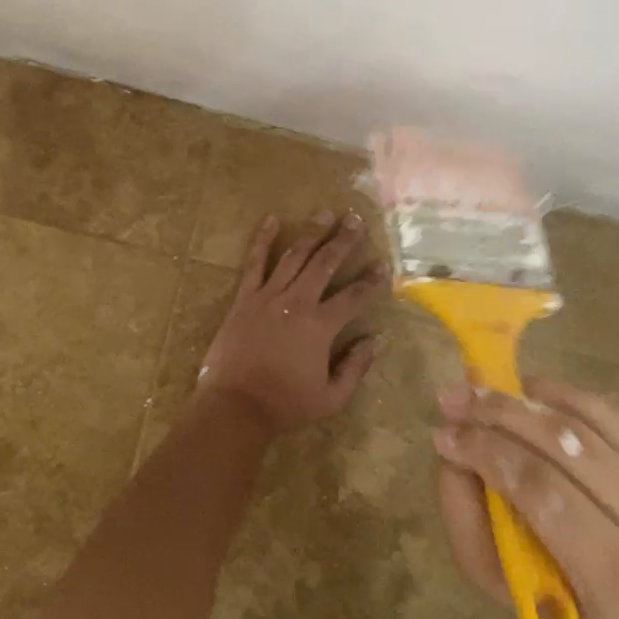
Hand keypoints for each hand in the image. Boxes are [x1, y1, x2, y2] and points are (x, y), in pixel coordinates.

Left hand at [196, 210, 386, 433]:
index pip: (353, 297)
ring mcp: (268, 296)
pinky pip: (255, 263)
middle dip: (343, 241)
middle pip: (324, 264)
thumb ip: (355, 367)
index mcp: (320, 327)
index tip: (383, 266)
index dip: (371, 281)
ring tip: (325, 213)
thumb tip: (375, 339)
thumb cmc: (284, 405)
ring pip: (294, 256)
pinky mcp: (244, 298)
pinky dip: (263, 240)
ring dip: (311, 233)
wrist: (234, 405)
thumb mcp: (331, 397)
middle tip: (356, 220)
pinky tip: (271, 220)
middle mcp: (297, 302)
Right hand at [433, 382, 618, 618]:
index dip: (489, 454)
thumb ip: (466, 516)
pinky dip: (563, 394)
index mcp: (612, 578)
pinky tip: (525, 388)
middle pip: (566, 451)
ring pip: (586, 427)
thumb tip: (449, 447)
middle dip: (499, 416)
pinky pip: (609, 415)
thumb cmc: (554, 601)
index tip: (442, 434)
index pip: (544, 494)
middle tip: (452, 400)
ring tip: (480, 390)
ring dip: (525, 399)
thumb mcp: (498, 578)